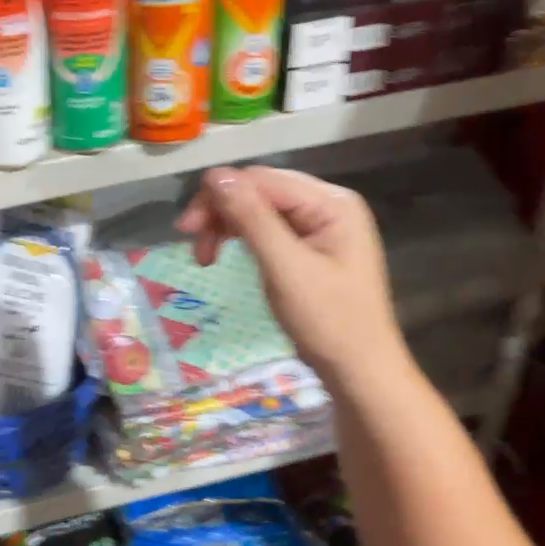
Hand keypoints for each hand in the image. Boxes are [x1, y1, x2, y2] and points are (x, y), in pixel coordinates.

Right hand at [175, 166, 408, 385]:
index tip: (185, 229)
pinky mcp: (308, 245)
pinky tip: (224, 253)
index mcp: (331, 202)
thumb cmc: (328, 320)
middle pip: (258, 190)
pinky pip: (265, 227)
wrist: (359, 370)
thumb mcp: (285, 267)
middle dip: (220, 211)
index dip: (219, 196)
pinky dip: (239, 237)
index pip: (262, 180)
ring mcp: (319, 225)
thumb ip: (252, 218)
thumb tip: (215, 174)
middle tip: (190, 243)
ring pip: (257, 207)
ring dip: (225, 225)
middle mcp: (327, 204)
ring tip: (204, 257)